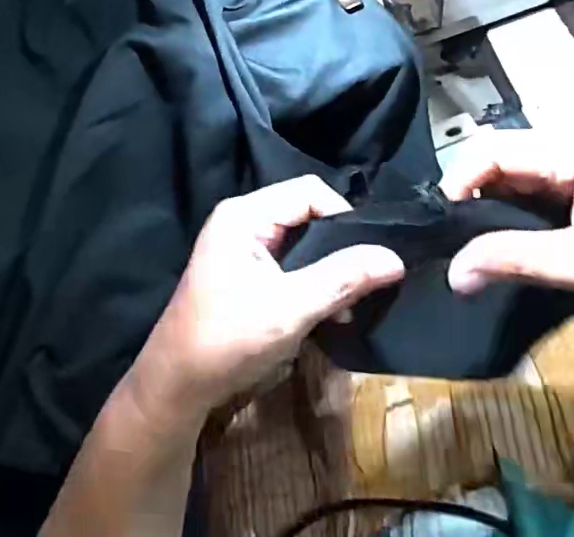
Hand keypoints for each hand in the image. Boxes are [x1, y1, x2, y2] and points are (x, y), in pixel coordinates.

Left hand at [126, 176, 405, 424]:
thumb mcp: (293, 308)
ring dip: (326, 268)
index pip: (308, 191)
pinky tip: (327, 310)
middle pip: (304, 211)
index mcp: (245, 214)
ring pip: (299, 238)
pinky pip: (287, 258)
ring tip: (347, 305)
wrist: (178, 382)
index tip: (371, 255)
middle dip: (337, 245)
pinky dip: (309, 279)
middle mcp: (241, 218)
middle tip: (365, 282)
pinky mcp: (242, 267)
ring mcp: (239, 243)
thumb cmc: (230, 338)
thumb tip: (395, 258)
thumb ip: (343, 278)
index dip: (343, 216)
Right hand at [442, 130, 573, 348]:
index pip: (497, 150)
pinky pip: (554, 197)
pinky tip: (518, 249)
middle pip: (510, 162)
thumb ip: (517, 260)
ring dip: (502, 214)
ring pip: (529, 181)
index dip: (460, 183)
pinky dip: (530, 222)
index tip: (439, 227)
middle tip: (453, 244)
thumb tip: (453, 271)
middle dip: (478, 200)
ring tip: (476, 250)